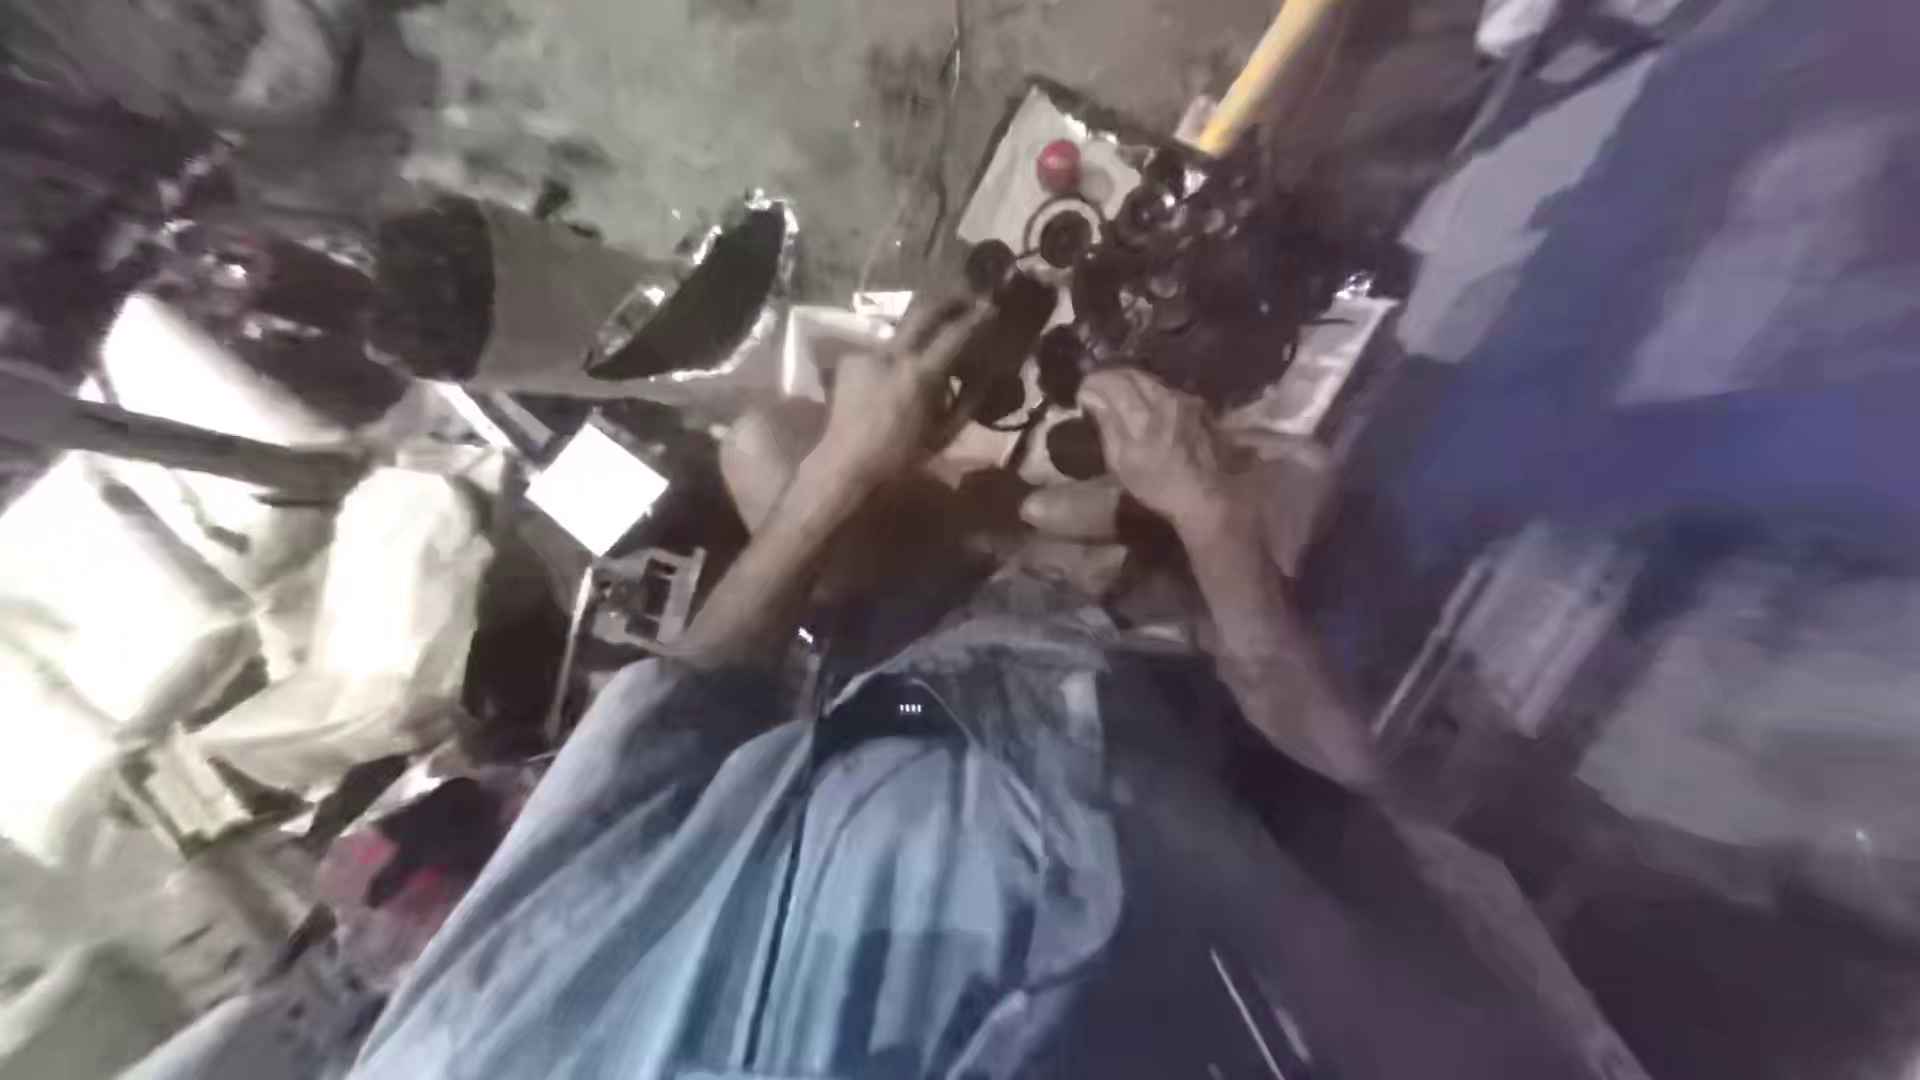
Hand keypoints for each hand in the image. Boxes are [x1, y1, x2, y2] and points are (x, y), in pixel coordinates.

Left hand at [806, 299, 992, 490]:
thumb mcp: (943, 435)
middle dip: (948, 301)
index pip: (955, 334)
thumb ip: (967, 401)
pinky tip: (894, 379)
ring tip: (929, 350)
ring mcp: (867, 353)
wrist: (844, 464)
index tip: (990, 308)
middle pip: (924, 310)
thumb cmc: (900, 458)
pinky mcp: (850, 359)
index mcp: (919, 375)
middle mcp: (892, 355)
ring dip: (919, 336)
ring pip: (902, 332)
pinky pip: (882, 352)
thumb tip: (984, 376)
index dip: (977, 317)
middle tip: (964, 299)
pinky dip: (896, 359)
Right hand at [1079, 367, 1230, 527]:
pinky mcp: (1194, 402)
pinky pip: (1162, 387)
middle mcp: (1163, 400)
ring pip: (1147, 377)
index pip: (1110, 383)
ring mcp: (1182, 398)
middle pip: (1129, 374)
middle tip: (1094, 390)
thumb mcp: (1120, 463)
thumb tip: (1091, 399)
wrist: (1205, 493)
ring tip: (1114, 396)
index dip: (1091, 384)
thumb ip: (1106, 426)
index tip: (1081, 394)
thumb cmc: (1157, 486)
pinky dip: (1145, 390)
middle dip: (1107, 377)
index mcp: (1141, 418)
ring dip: (1126, 382)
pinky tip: (1140, 405)